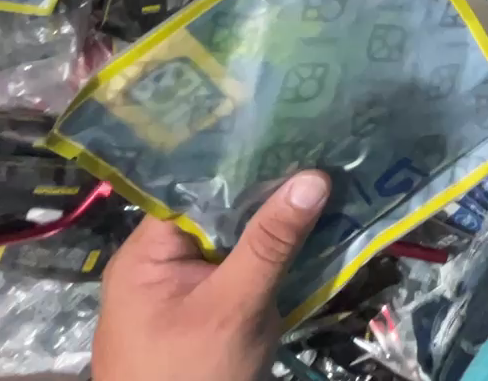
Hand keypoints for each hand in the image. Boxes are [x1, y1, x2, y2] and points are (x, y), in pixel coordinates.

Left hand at [93, 171, 329, 380]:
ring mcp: (195, 282)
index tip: (300, 131)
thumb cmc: (190, 377)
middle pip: (225, 206)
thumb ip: (271, 241)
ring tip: (339, 175)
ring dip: (287, 213)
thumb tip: (314, 175)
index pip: (199, 186)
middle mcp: (167, 259)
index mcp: (149, 254)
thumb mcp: (233, 307)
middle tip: (331, 148)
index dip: (249, 158)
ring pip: (245, 231)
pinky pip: (254, 257)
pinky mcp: (220, 300)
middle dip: (277, 183)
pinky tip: (327, 221)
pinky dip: (287, 242)